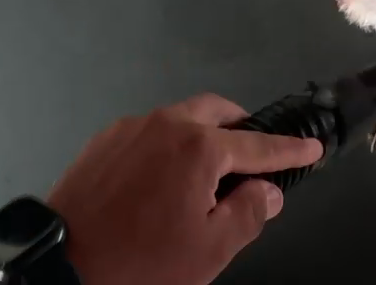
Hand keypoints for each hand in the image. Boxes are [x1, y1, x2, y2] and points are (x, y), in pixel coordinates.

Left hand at [44, 94, 322, 284]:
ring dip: (204, 133)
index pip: (257, 145)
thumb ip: (246, 214)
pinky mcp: (108, 136)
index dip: (289, 149)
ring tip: (208, 171)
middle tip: (253, 155)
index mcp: (199, 147)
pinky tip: (164, 176)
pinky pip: (151, 129)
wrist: (63, 263)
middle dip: (241, 127)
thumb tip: (267, 190)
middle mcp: (168, 122)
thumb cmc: (143, 261)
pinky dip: (170, 142)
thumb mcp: (208, 252)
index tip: (312, 147)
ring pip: (182, 115)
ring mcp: (134, 125)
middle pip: (217, 111)